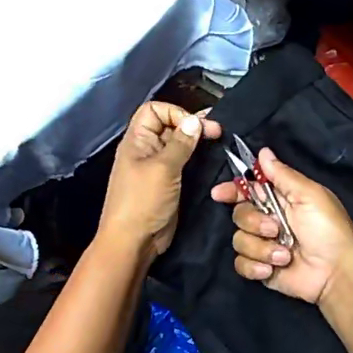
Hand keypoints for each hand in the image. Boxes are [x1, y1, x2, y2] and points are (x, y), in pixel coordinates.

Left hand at [99, 102, 221, 255]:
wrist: (133, 242)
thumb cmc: (143, 202)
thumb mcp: (162, 169)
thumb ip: (180, 143)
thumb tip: (195, 120)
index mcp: (137, 141)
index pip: (154, 110)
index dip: (174, 112)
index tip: (195, 126)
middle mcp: (146, 150)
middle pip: (169, 126)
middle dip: (192, 125)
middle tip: (218, 132)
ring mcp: (157, 168)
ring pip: (179, 145)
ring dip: (197, 142)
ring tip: (219, 142)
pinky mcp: (168, 184)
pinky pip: (183, 164)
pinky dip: (197, 159)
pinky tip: (212, 160)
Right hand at [210, 147, 352, 304]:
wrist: (336, 272)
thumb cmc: (328, 230)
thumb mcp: (310, 195)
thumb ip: (283, 175)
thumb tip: (263, 152)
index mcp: (280, 200)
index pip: (248, 190)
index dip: (231, 189)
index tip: (219, 193)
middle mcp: (268, 221)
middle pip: (239, 215)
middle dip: (254, 223)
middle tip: (275, 229)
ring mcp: (263, 245)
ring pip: (239, 241)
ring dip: (261, 248)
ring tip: (284, 255)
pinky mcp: (260, 268)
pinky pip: (241, 264)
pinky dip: (255, 266)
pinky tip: (272, 269)